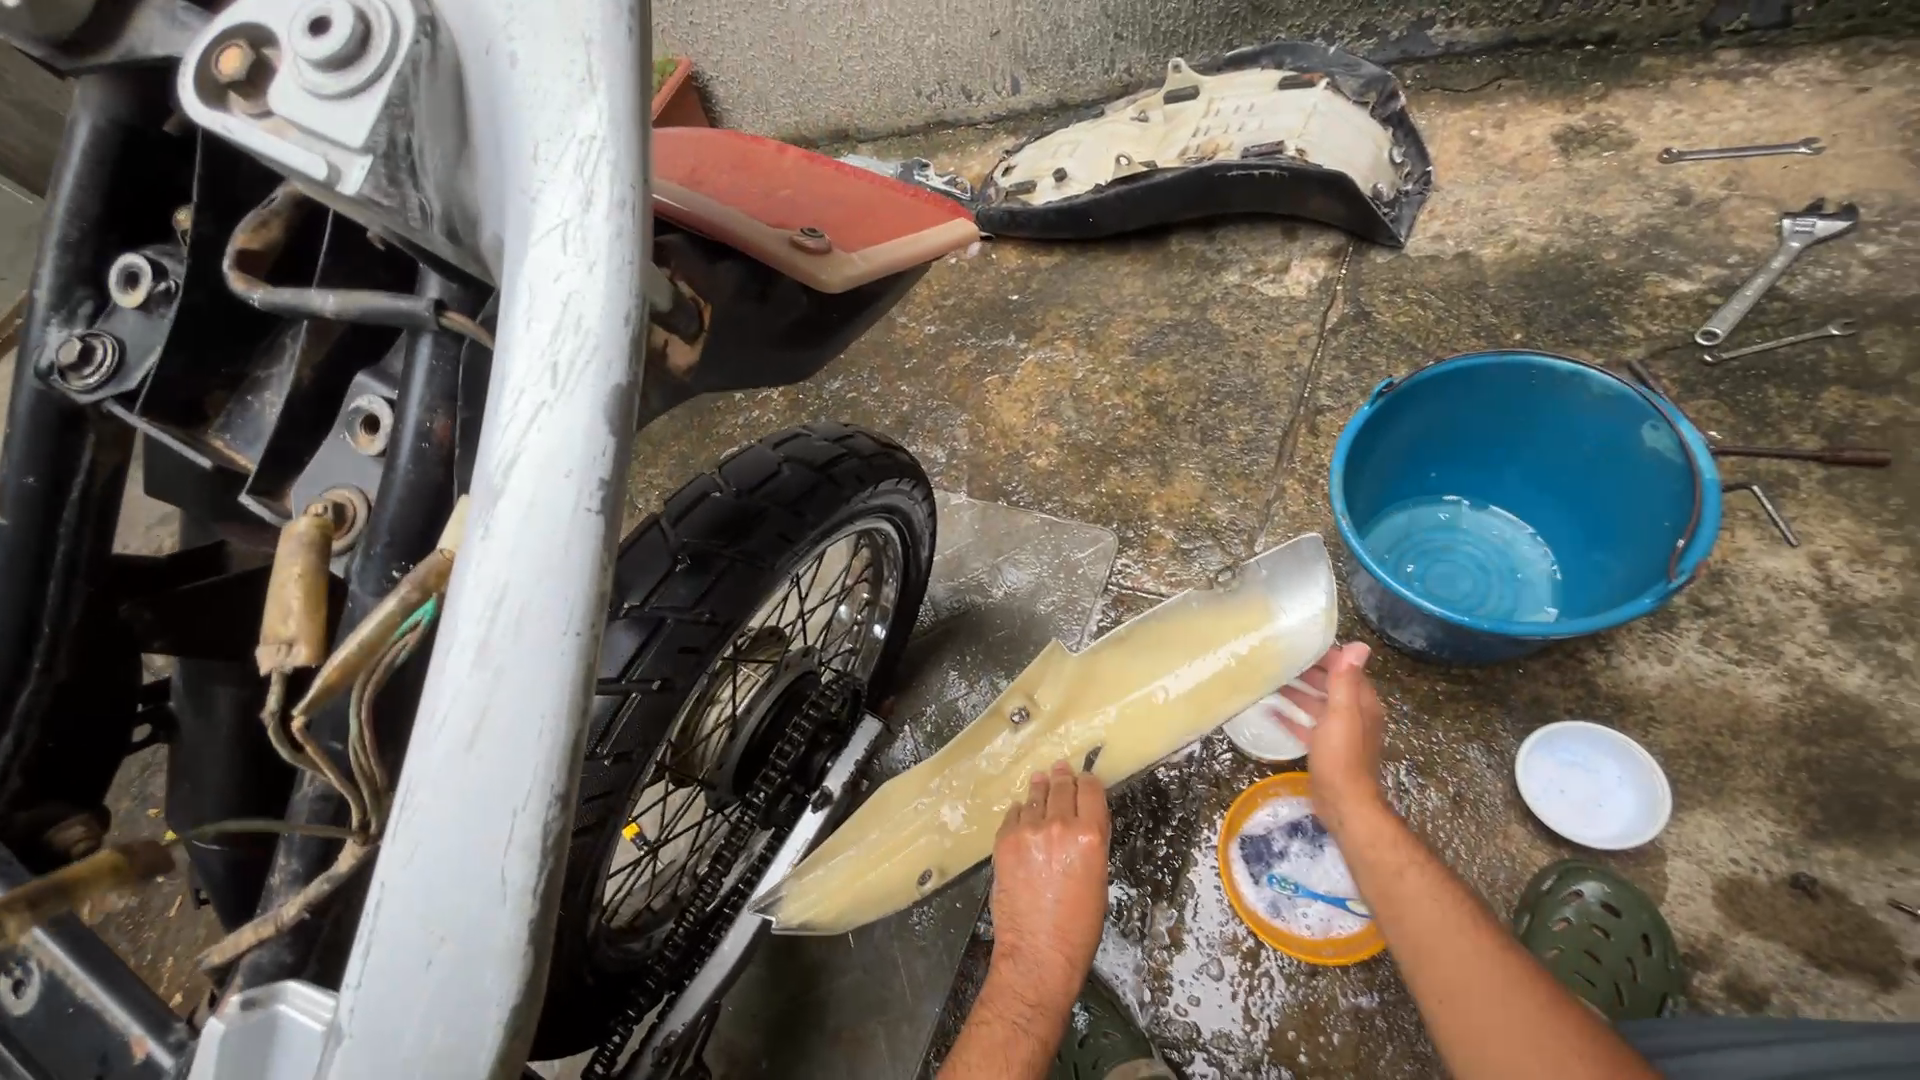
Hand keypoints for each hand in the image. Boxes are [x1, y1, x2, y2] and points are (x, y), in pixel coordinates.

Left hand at [987, 759, 1110, 1006]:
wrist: (1038, 953)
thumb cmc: (1078, 926)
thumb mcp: (1099, 878)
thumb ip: (1091, 842)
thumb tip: (1083, 821)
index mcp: (1090, 835)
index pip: (1090, 789)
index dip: (1089, 782)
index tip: (1085, 779)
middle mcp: (1059, 825)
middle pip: (1061, 786)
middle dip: (1063, 777)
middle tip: (1060, 768)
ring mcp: (1028, 832)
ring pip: (1035, 797)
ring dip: (1040, 789)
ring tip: (1040, 780)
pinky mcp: (1005, 842)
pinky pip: (1014, 815)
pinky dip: (1020, 812)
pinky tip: (1022, 812)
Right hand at [1277, 642, 1389, 834]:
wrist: (1343, 804)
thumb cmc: (1341, 757)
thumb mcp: (1342, 714)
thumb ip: (1346, 680)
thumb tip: (1360, 645)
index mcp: (1362, 703)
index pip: (1346, 669)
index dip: (1326, 655)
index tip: (1299, 643)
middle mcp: (1353, 714)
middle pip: (1330, 685)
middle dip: (1308, 671)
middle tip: (1277, 658)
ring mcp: (1338, 733)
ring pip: (1317, 705)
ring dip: (1297, 692)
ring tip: (1270, 679)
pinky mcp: (1324, 748)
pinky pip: (1306, 725)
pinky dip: (1292, 716)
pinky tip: (1270, 711)